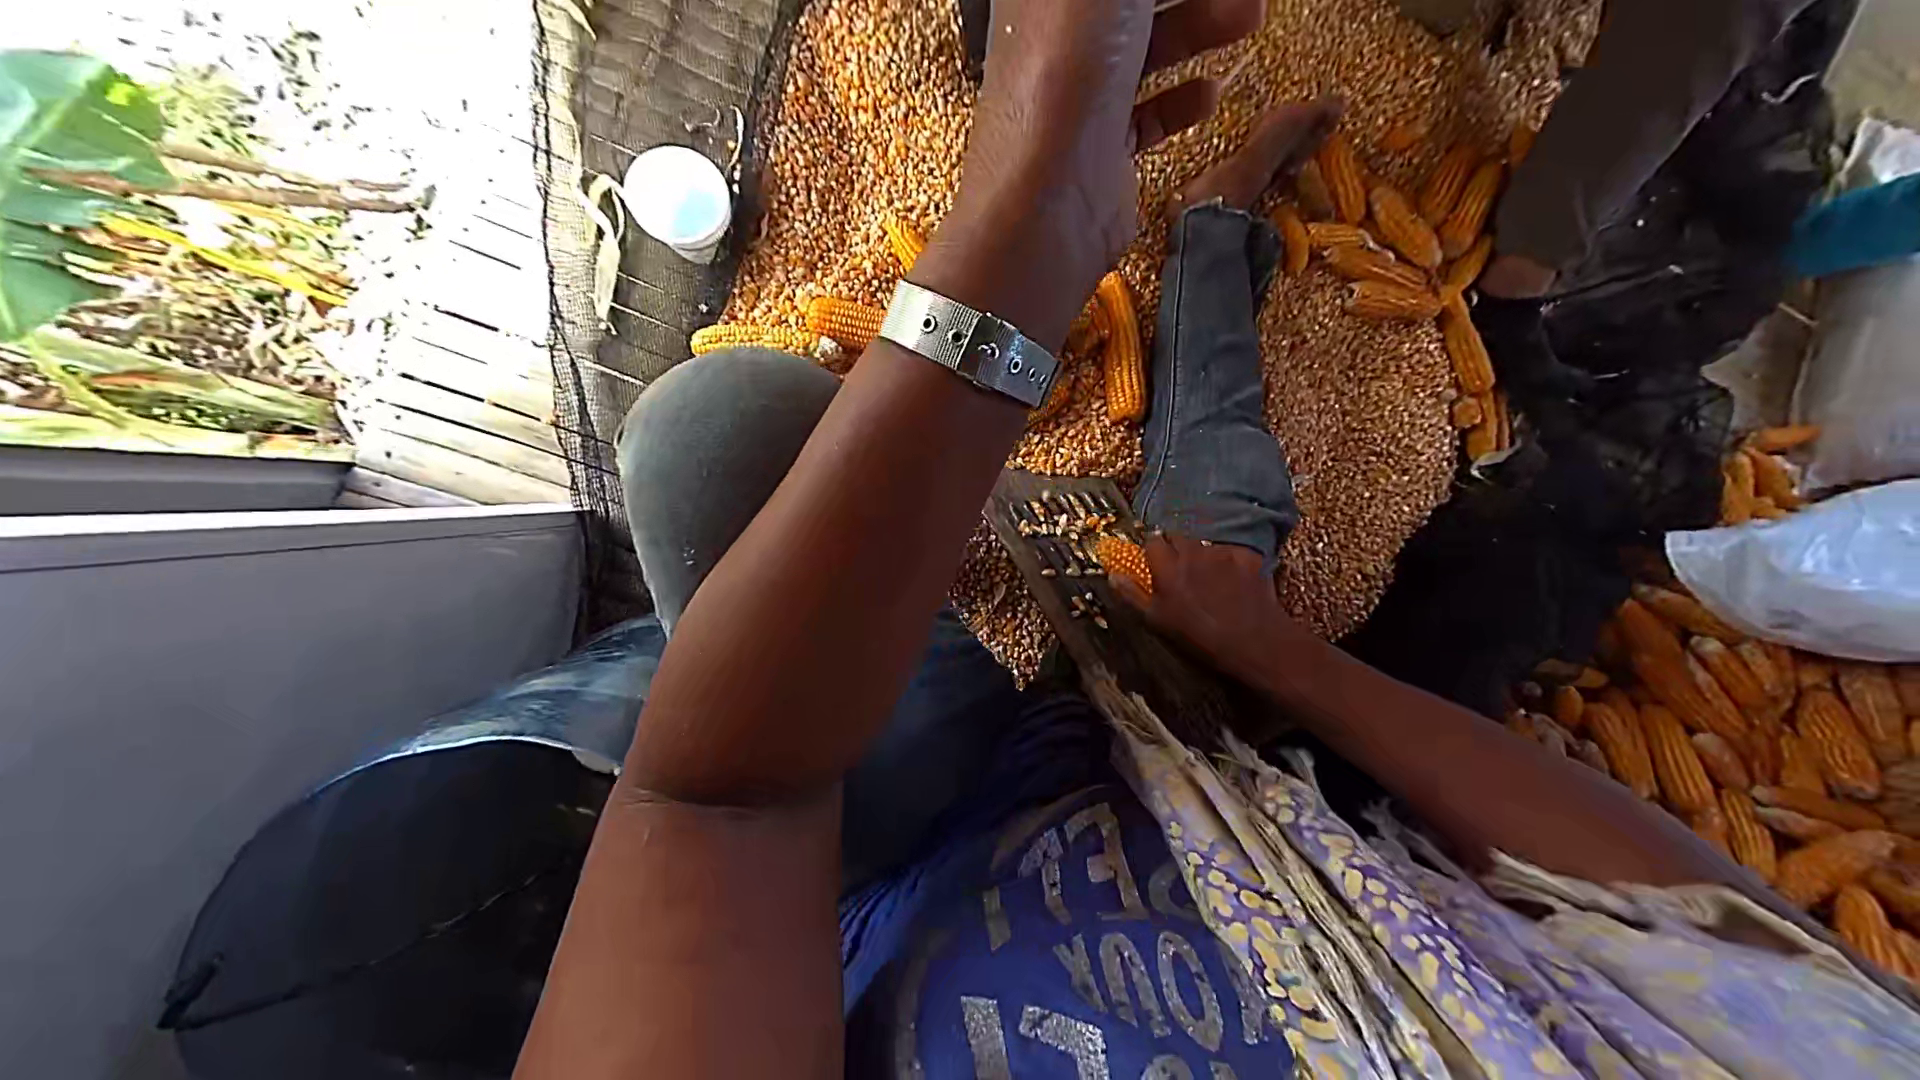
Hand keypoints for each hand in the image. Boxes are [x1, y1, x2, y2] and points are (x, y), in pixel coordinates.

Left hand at [913, 0, 1264, 344]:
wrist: (1047, 199)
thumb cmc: (1064, 70)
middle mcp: (1058, 45)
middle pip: (1131, 7)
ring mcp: (1081, 105)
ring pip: (1146, 53)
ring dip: (1200, 27)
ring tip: (1252, 14)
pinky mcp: (1101, 156)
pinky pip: (1148, 117)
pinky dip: (1182, 101)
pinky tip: (1210, 93)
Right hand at [1110, 534, 1308, 681]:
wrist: (1254, 643)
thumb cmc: (1197, 636)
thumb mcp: (1157, 621)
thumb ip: (1132, 594)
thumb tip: (1113, 575)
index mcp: (1168, 566)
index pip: (1152, 541)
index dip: (1152, 550)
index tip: (1154, 563)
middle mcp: (1193, 552)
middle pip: (1177, 537)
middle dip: (1175, 549)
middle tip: (1179, 572)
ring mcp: (1222, 553)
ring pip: (1204, 544)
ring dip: (1202, 555)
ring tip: (1208, 579)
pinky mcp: (1248, 557)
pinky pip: (1232, 552)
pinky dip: (1229, 562)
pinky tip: (1233, 581)